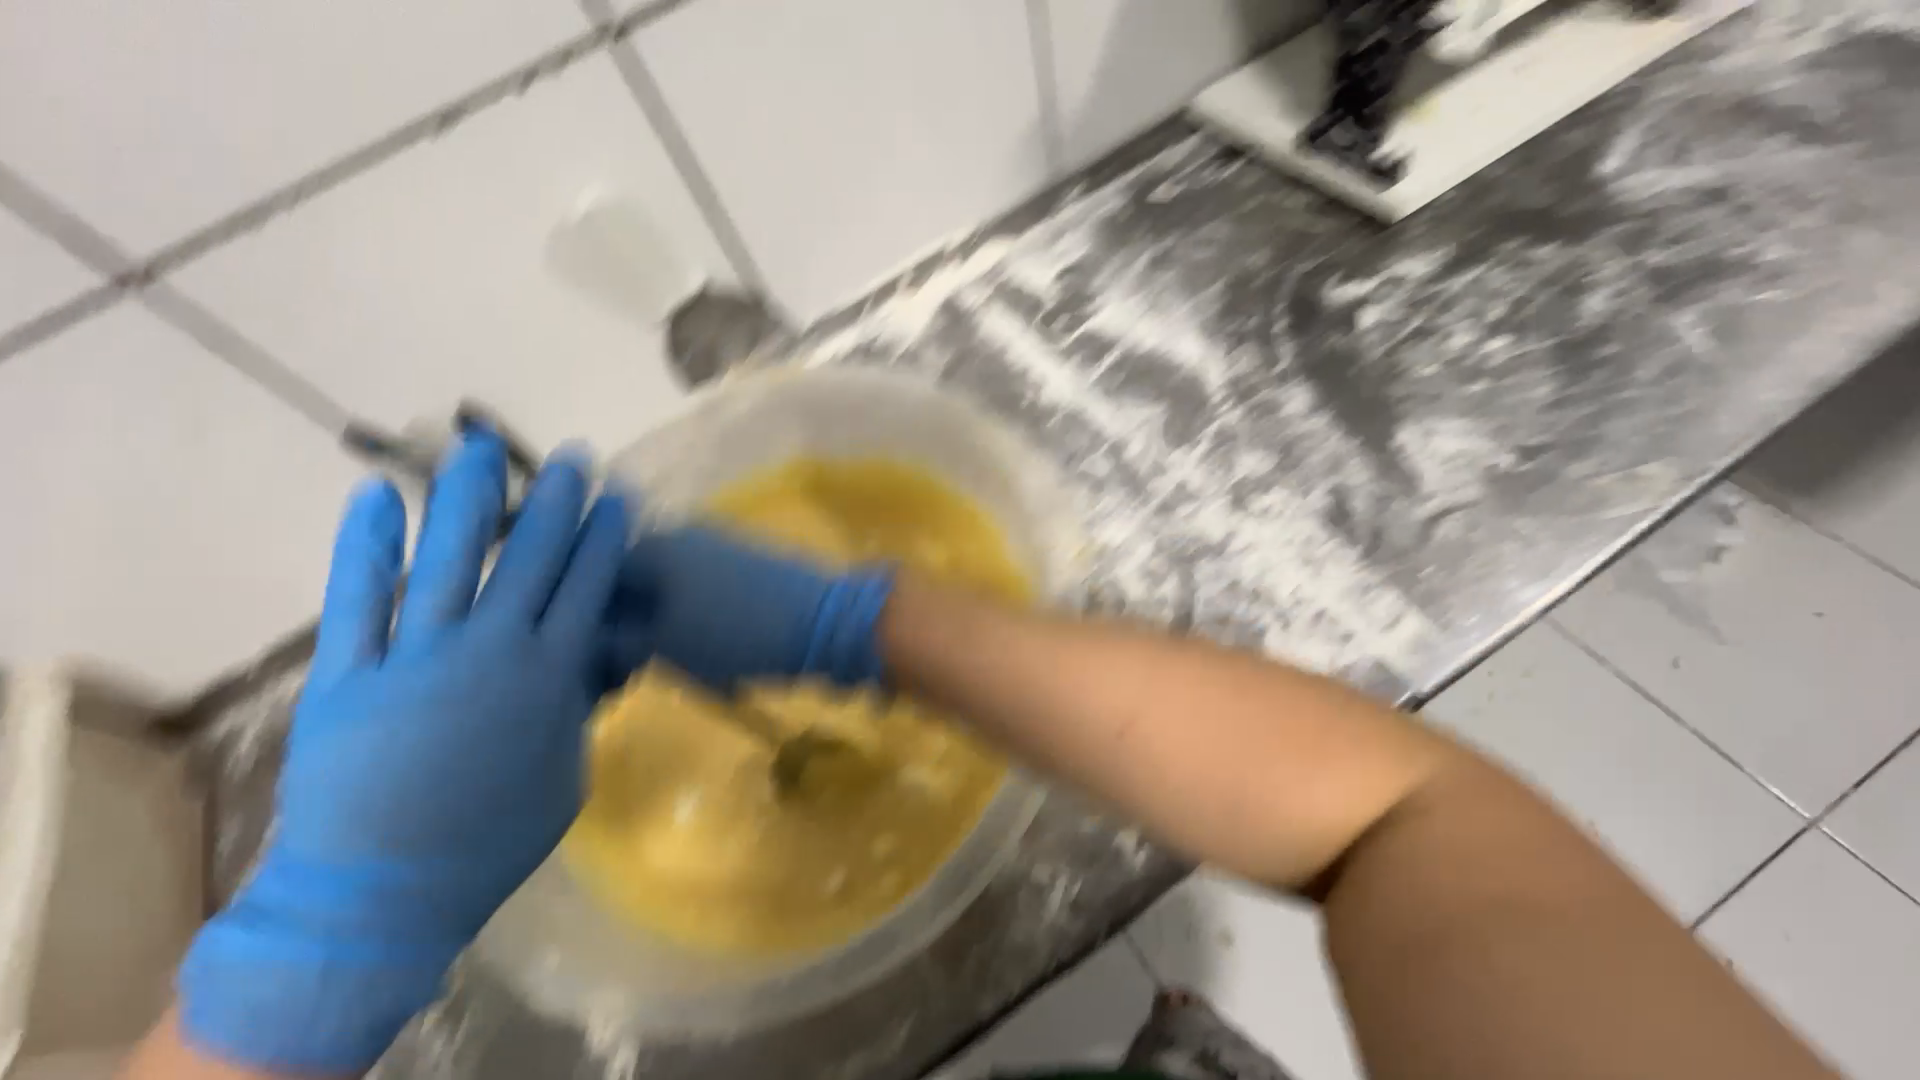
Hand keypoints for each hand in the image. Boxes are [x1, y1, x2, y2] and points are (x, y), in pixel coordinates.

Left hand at [178, 433, 631, 1074]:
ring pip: (449, 559)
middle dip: (556, 504)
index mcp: (550, 678)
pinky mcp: (349, 671)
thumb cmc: (491, 843)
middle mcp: (491, 650)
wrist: (383, 894)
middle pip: (530, 560)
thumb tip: (582, 670)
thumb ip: (574, 714)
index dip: (604, 537)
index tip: (616, 496)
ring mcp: (416, 655)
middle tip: (571, 459)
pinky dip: (366, 544)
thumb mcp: (566, 779)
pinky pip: (359, 597)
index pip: (586, 588)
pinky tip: (377, 496)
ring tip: (480, 448)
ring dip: (469, 500)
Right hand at [608, 525, 894, 692]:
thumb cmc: (736, 632)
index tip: (596, 664)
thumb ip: (615, 643)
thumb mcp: (665, 646)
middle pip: (632, 585)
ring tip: (675, 668)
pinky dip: (694, 623)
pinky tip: (708, 656)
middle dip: (629, 629)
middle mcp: (678, 534)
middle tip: (635, 673)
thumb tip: (582, 644)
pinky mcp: (744, 565)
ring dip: (663, 630)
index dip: (590, 624)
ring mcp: (715, 546)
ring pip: (667, 592)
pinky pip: (700, 593)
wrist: (825, 620)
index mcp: (651, 545)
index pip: (593, 580)